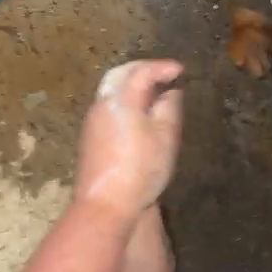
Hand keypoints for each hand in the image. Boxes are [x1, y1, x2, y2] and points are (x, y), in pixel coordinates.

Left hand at [73, 60, 185, 218]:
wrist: (104, 204)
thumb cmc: (140, 169)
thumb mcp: (165, 136)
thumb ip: (169, 108)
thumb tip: (170, 92)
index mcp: (121, 99)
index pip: (142, 71)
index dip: (162, 67)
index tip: (180, 70)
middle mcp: (103, 103)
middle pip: (120, 73)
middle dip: (143, 69)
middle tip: (164, 74)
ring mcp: (93, 120)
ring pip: (111, 88)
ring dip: (132, 83)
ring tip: (154, 92)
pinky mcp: (90, 136)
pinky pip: (108, 104)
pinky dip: (125, 98)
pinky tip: (138, 112)